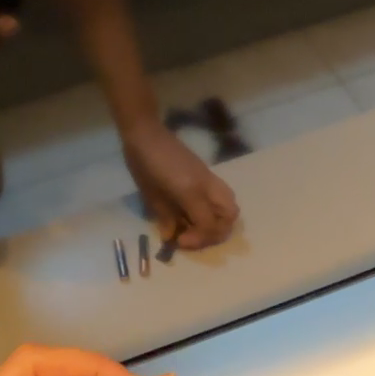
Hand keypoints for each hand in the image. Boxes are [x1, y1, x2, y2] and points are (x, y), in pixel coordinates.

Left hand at [121, 122, 239, 248]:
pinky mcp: (207, 173)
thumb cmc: (143, 164)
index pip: (209, 224)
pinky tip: (196, 211)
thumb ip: (165, 217)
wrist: (146, 134)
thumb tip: (172, 236)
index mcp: (191, 192)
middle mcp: (207, 186)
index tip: (179, 241)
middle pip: (230, 216)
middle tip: (194, 236)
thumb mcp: (150, 195)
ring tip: (199, 225)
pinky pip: (222, 194)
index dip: (197, 239)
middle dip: (215, 233)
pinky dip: (216, 209)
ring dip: (220, 221)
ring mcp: (210, 178)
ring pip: (231, 204)